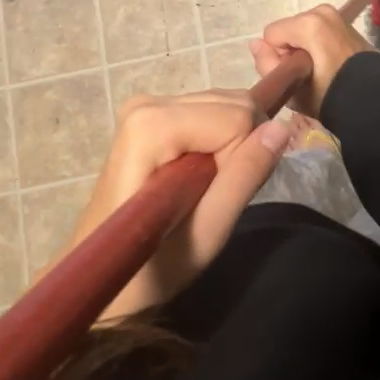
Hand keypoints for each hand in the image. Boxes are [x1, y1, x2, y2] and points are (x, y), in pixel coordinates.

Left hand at [57, 91, 290, 321]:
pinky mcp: (151, 112)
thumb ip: (244, 176)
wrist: (101, 276)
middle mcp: (147, 103)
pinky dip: (218, 141)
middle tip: (216, 194)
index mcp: (153, 126)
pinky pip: (211, 110)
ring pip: (227, 104)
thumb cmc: (150, 267)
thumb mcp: (208, 233)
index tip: (220, 198)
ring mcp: (146, 104)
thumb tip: (279, 129)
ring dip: (230, 145)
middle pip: (233, 103)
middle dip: (240, 147)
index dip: (243, 159)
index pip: (238, 116)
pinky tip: (197, 174)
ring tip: (204, 187)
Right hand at [252, 4, 372, 118]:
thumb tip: (254, 43)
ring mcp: (336, 16)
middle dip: (290, 51)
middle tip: (305, 77)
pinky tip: (327, 66)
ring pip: (302, 32)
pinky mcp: (345, 25)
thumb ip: (267, 64)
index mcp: (309, 23)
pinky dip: (317, 47)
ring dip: (303, 50)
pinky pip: (318, 32)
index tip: (292, 75)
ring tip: (318, 73)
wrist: (373, 100)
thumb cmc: (329, 95)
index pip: (271, 34)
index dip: (276, 57)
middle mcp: (322, 11)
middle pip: (288, 31)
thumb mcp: (292, 87)